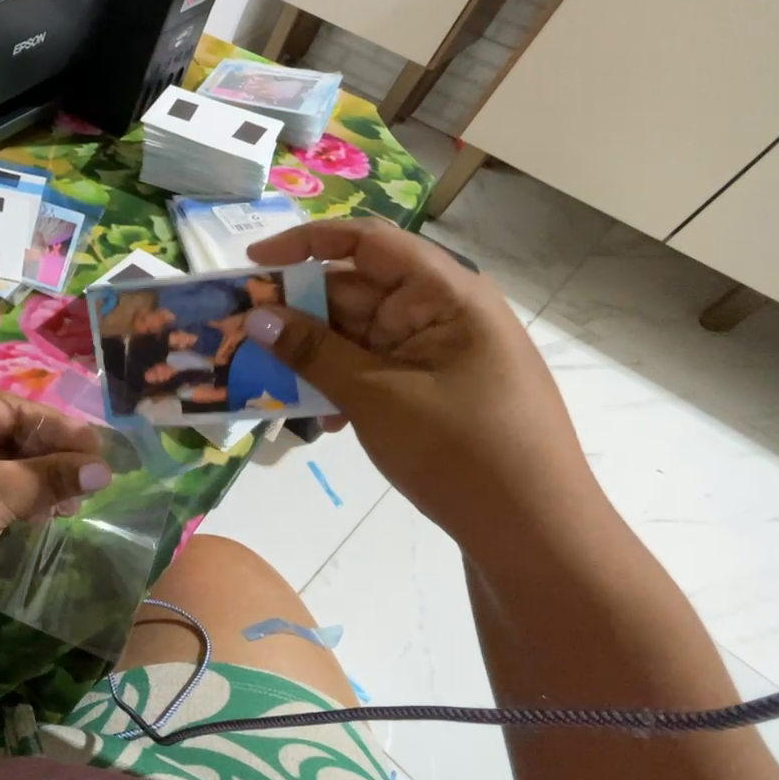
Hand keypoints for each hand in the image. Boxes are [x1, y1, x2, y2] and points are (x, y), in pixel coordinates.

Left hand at [0, 388, 109, 595]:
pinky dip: (10, 490)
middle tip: (90, 480)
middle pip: (7, 431)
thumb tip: (104, 469)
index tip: (99, 450)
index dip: (60, 430)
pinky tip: (39, 511)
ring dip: (33, 478)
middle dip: (49, 458)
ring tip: (70, 504)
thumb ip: (51, 477)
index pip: (15, 408)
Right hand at [244, 219, 596, 544]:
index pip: (367, 242)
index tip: (252, 262)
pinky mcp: (430, 384)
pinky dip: (336, 379)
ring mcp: (436, 349)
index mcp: (445, 295)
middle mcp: (441, 311)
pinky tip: (316, 415)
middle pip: (353, 289)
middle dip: (296, 309)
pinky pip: (368, 365)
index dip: (305, 243)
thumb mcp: (375, 396)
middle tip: (241, 332)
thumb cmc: (463, 452)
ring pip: (354, 332)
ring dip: (310, 352)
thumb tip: (255, 316)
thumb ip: (312, 351)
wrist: (537, 536)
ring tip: (263, 375)